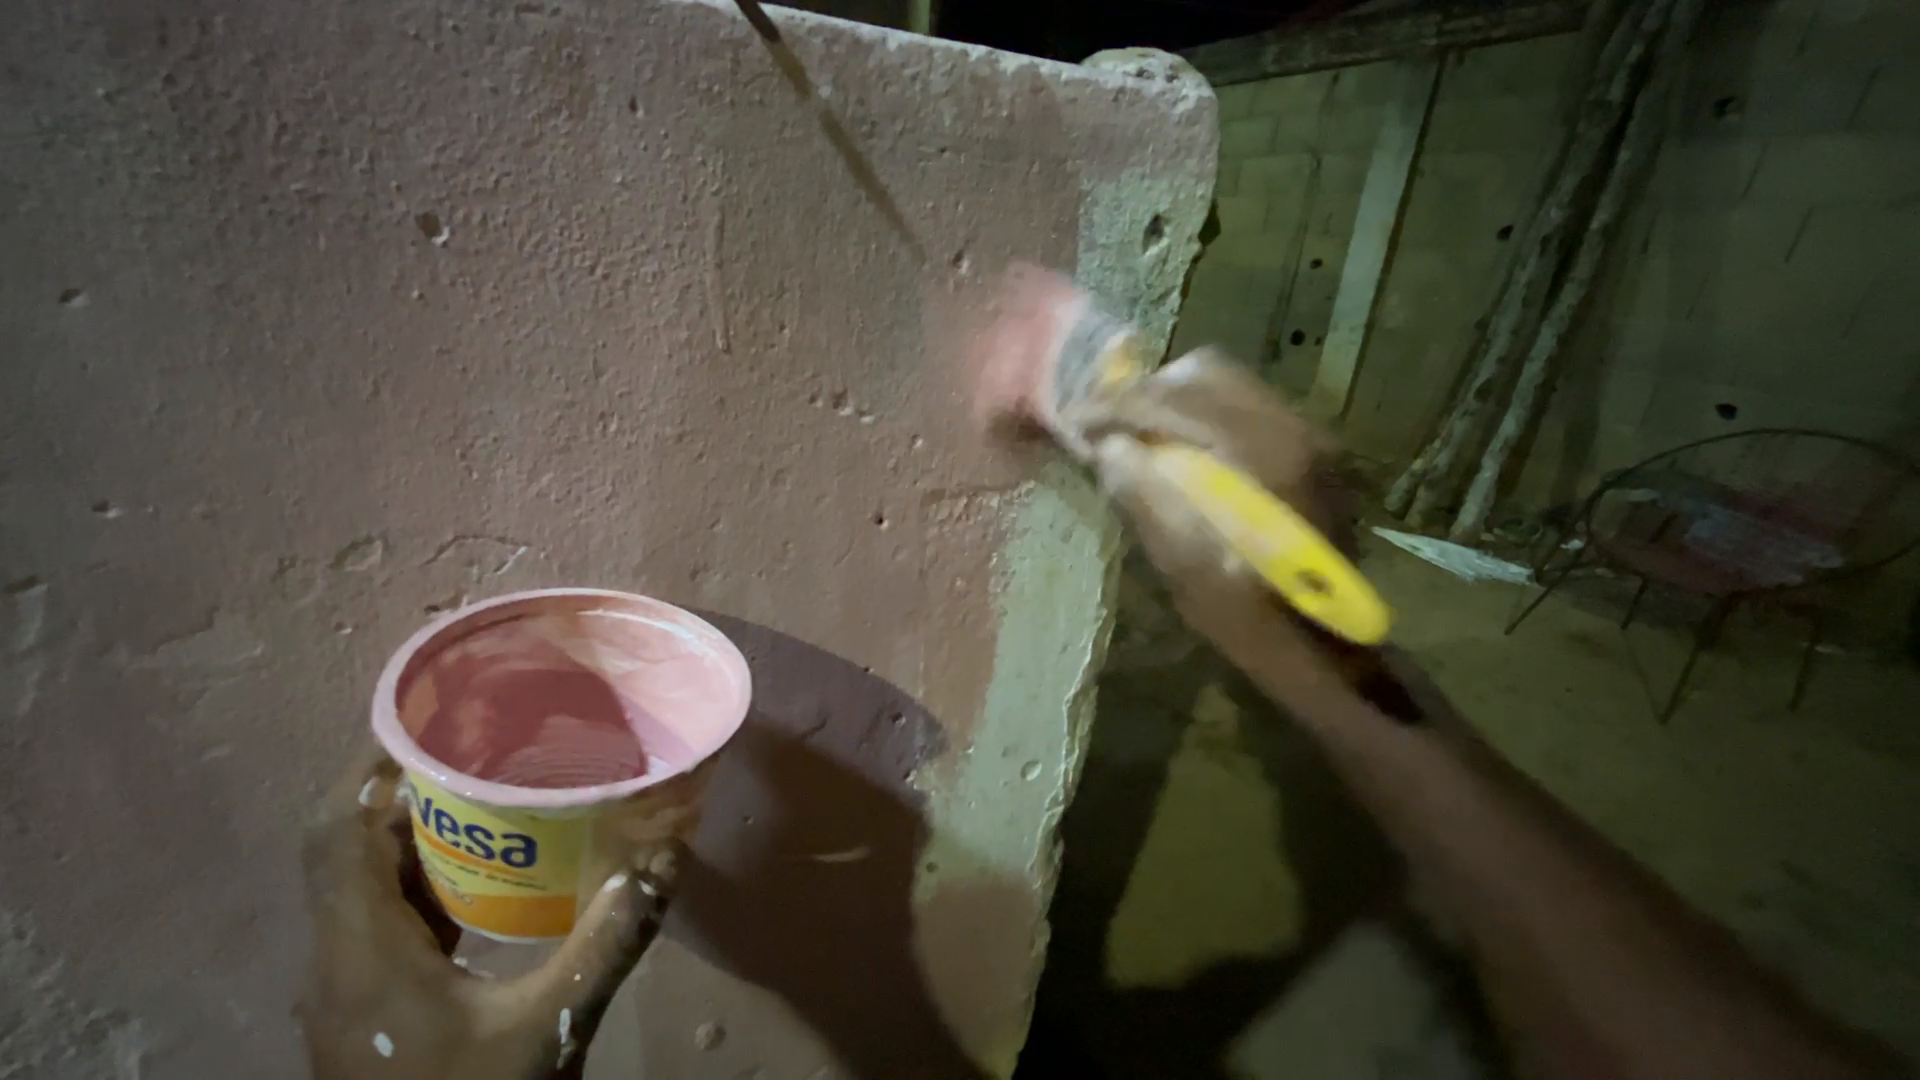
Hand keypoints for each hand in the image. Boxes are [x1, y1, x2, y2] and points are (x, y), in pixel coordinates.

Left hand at [295, 749, 676, 1079]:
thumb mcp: (550, 1028)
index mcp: (364, 952)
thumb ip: (608, 942)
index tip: (423, 714)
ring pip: (366, 879)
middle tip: (476, 738)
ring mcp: (352, 983)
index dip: (368, 766)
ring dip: (414, 826)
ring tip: (486, 783)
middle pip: (348, 847)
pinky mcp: (375, 999)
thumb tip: (664, 859)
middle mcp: (342, 958)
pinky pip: (388, 910)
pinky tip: (488, 866)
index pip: (338, 835)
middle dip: (402, 783)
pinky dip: (426, 869)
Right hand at [1085, 350, 1376, 724]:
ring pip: (1224, 381)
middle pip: (1202, 373)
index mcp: (1263, 457)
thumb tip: (1107, 447)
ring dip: (1170, 397)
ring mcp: (1306, 431)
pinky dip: (1198, 409)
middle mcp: (1291, 427)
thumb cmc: (1249, 616)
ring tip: (1133, 428)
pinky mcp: (1306, 443)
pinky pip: (1241, 401)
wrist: (1322, 640)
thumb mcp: (1184, 566)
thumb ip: (1144, 496)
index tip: (1075, 418)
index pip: (1174, 402)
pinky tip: (1174, 440)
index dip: (1117, 406)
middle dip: (1143, 391)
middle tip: (1104, 421)